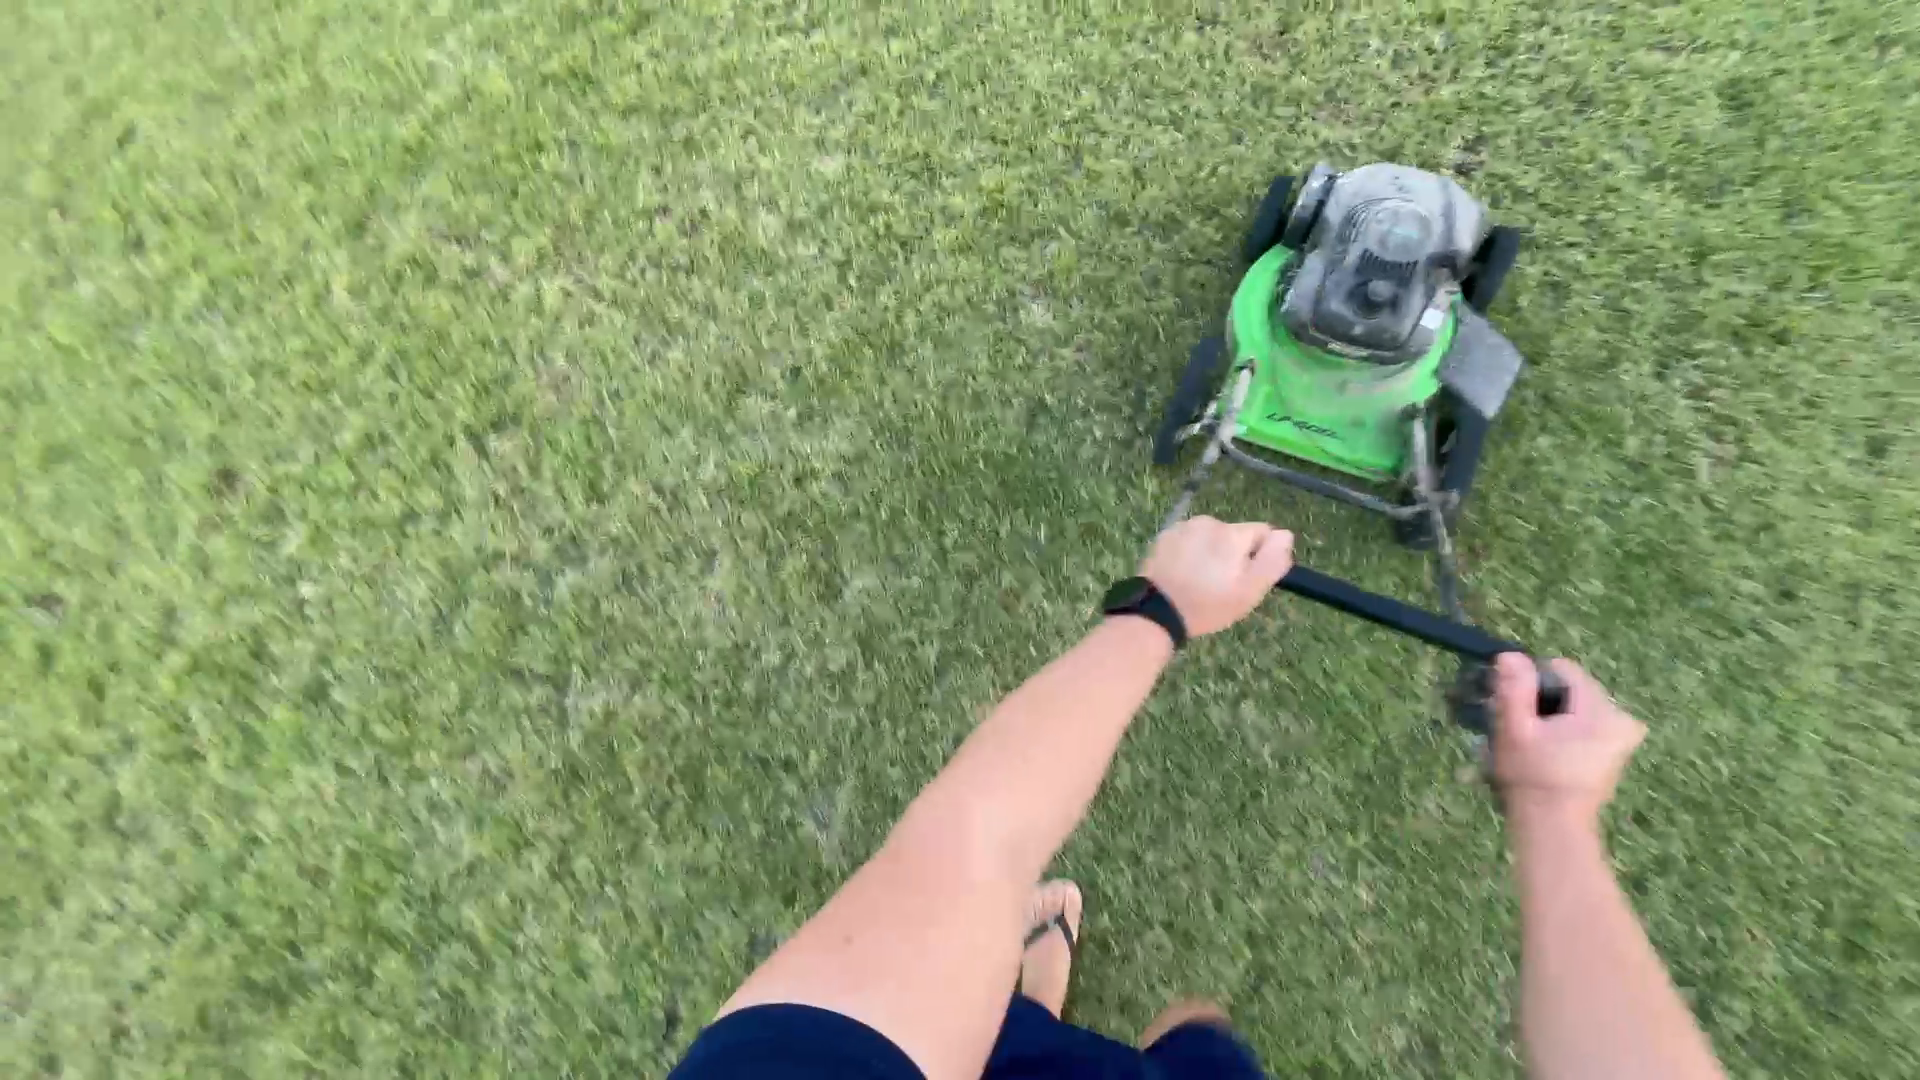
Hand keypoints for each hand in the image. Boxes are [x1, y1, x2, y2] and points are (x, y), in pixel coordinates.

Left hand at [1139, 516, 1293, 637]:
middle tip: (1221, 585)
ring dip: (1210, 553)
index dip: (1259, 555)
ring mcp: (1181, 527)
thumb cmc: (1208, 605)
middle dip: (1233, 555)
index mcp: (1231, 533)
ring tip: (1200, 582)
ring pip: (1210, 537)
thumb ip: (1272, 560)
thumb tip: (1285, 535)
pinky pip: (1188, 541)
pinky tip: (1182, 575)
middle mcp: (1207, 522)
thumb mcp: (1249, 591)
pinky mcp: (1163, 537)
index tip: (1245, 578)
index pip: (1262, 532)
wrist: (1156, 613)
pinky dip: (1189, 553)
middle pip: (1234, 535)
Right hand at [1492, 653, 1645, 829]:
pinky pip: (1584, 721)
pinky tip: (1548, 748)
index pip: (1561, 669)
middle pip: (1569, 687)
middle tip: (1520, 726)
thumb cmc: (1532, 774)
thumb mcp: (1514, 728)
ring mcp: (1623, 735)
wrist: (1553, 821)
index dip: (1531, 682)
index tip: (1516, 707)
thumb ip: (1513, 688)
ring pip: (1574, 703)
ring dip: (1549, 714)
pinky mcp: (1617, 748)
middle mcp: (1622, 717)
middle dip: (1540, 700)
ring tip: (1532, 739)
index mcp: (1602, 710)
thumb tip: (1510, 654)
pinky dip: (1562, 727)